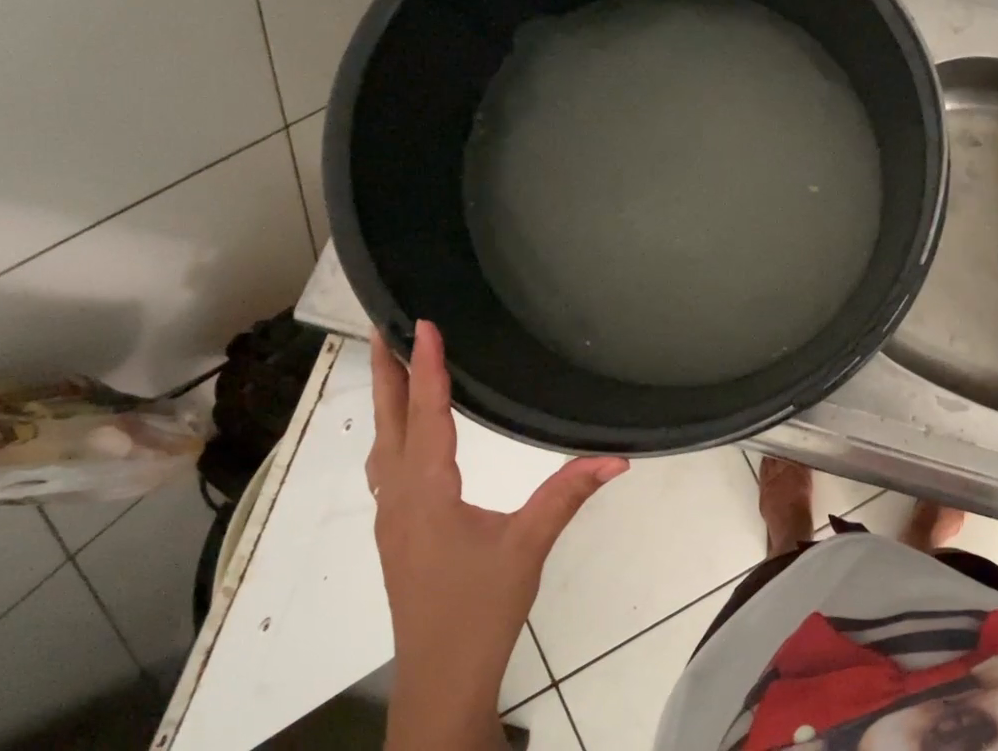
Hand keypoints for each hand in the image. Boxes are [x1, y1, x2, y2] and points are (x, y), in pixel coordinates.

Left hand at [367, 320, 625, 742]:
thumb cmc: (481, 607)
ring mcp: (392, 518)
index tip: (423, 326)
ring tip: (392, 368)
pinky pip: (387, 469)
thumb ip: (568, 495)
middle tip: (383, 329)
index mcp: (427, 493)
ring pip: (382, 448)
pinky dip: (393, 435)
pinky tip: (405, 438)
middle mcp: (399, 498)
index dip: (429, 369)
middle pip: (388, 425)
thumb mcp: (529, 545)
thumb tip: (615, 456)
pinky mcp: (398, 534)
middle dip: (386, 375)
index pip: (427, 417)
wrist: (441, 672)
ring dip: (386, 404)